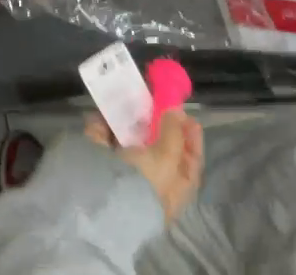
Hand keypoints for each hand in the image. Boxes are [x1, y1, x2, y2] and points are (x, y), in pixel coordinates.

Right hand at [83, 109, 202, 222]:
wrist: (105, 194)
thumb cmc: (146, 180)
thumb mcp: (167, 158)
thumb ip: (174, 133)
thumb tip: (176, 111)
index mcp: (178, 184)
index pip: (191, 158)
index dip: (190, 136)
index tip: (186, 114)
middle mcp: (157, 177)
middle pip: (162, 145)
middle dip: (157, 123)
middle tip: (155, 103)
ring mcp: (129, 167)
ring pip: (133, 138)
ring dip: (130, 120)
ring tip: (128, 101)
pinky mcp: (104, 158)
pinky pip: (108, 136)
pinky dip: (105, 124)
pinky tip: (104, 111)